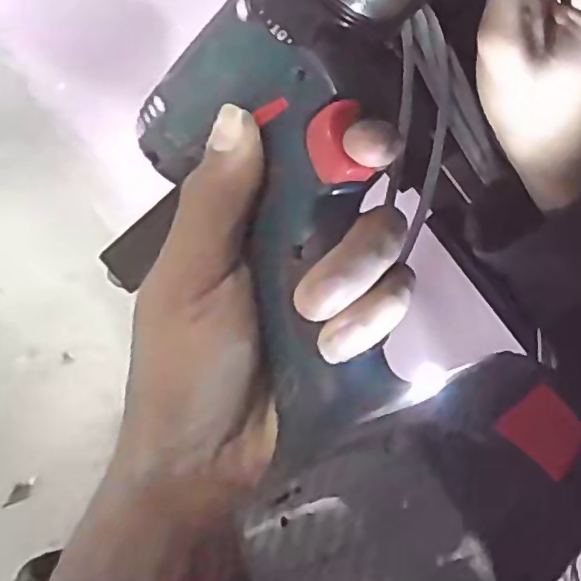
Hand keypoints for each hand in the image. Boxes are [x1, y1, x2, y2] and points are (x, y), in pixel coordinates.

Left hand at [50, 104, 411, 580]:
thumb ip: (217, 199)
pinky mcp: (369, 317)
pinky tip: (335, 347)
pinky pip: (397, 291)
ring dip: (357, 269)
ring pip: (387, 234)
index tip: (361, 139)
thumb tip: (237, 112)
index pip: (309, 146)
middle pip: (367, 183)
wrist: (211, 468)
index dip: (340, 130)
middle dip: (365, 191)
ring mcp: (344, 273)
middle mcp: (308, 230)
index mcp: (257, 210)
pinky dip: (372, 315)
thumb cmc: (183, 365)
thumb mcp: (187, 279)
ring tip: (313, 313)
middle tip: (365, 209)